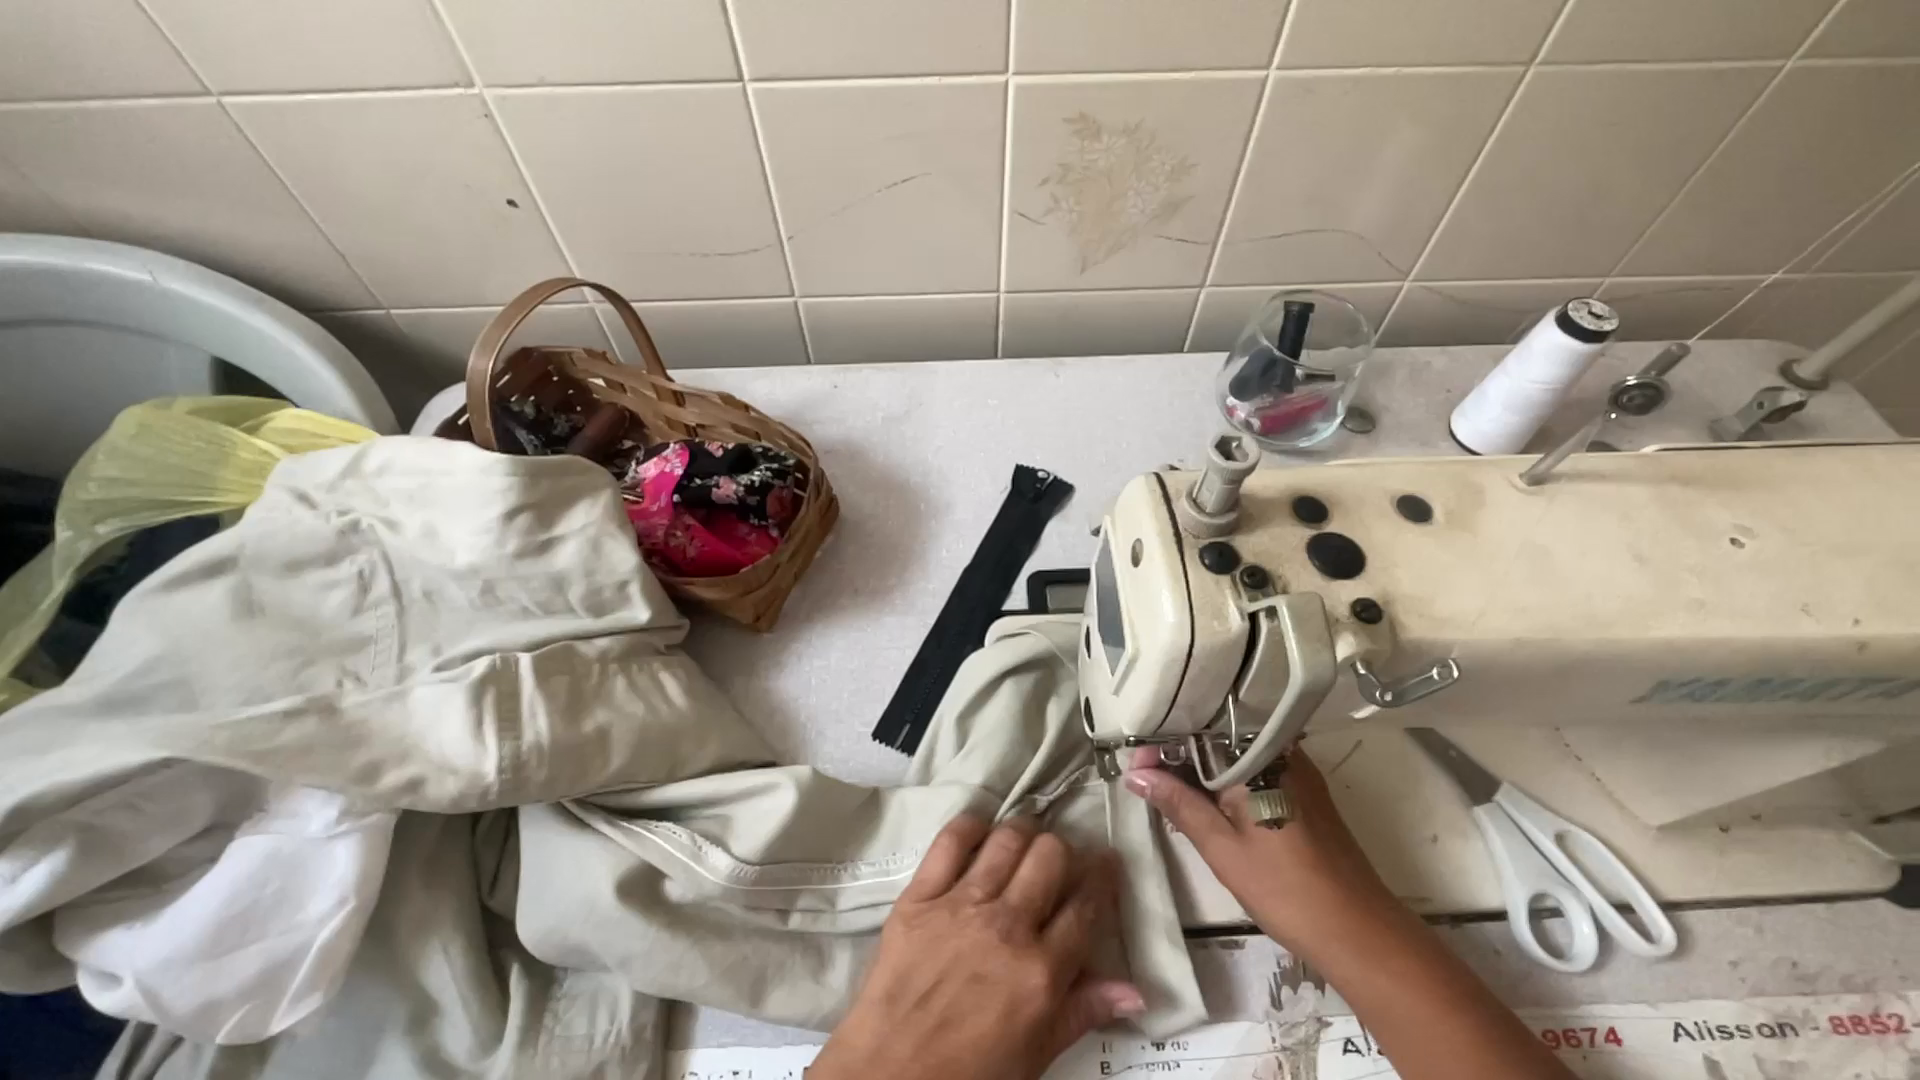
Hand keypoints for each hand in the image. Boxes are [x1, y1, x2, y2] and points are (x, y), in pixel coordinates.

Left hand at [809, 816, 1144, 1079]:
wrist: (891, 1073)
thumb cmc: (970, 1070)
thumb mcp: (1037, 1052)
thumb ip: (1084, 1011)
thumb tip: (1136, 991)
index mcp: (1042, 970)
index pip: (1087, 904)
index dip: (1103, 875)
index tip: (1106, 861)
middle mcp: (1007, 927)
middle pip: (1050, 856)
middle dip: (1063, 850)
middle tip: (1058, 860)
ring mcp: (960, 907)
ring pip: (1007, 840)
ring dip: (1023, 833)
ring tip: (1024, 842)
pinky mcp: (918, 898)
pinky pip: (949, 842)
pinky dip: (970, 827)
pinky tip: (980, 831)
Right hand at [1122, 750, 1395, 954]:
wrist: (1360, 934)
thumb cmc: (1285, 890)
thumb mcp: (1221, 848)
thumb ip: (1179, 804)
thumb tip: (1136, 775)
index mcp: (1262, 757)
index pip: (1199, 732)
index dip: (1161, 745)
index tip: (1133, 767)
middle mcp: (1283, 753)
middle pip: (1218, 739)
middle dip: (1177, 756)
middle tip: (1142, 779)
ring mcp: (1297, 773)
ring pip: (1236, 756)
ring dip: (1200, 769)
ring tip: (1164, 788)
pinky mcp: (1305, 794)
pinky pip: (1254, 772)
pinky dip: (1225, 781)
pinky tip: (1204, 802)